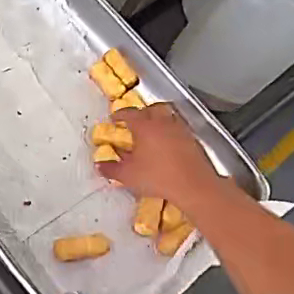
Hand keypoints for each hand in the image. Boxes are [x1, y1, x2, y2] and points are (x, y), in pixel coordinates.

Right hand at [98, 102, 228, 211]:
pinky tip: (168, 143)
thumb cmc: (157, 177)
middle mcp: (163, 122)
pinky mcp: (193, 139)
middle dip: (141, 112)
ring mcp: (180, 129)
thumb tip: (100, 165)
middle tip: (134, 121)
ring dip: (158, 119)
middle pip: (151, 108)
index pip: (129, 113)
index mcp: (144, 126)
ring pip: (167, 115)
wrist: (193, 185)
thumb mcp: (128, 176)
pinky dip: (170, 130)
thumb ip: (111, 169)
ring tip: (152, 130)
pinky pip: (178, 127)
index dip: (120, 114)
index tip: (114, 118)